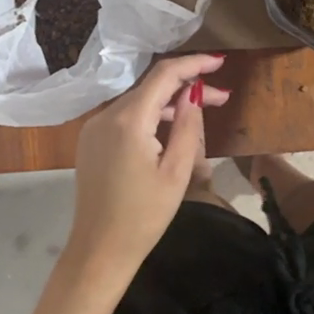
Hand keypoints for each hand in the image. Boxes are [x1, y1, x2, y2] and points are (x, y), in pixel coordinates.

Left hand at [67, 54, 230, 279]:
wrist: (100, 250)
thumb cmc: (144, 216)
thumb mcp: (177, 171)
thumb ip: (187, 126)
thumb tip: (194, 93)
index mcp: (128, 120)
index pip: (163, 75)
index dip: (193, 64)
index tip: (220, 62)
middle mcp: (106, 115)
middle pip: (150, 87)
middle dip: (186, 86)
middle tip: (222, 97)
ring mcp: (94, 127)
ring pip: (138, 101)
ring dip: (169, 101)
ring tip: (201, 110)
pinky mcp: (91, 141)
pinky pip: (124, 116)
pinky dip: (149, 115)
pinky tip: (170, 126)